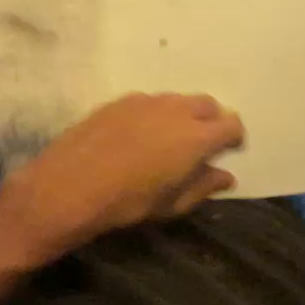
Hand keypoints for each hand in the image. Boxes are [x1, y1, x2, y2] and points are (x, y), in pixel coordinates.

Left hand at [0, 93, 245, 266]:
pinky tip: (138, 135)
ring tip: (168, 139)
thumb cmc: (128, 202)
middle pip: (206, 104)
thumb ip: (202, 186)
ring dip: (182, 115)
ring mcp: (145, 101)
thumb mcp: (171, 204)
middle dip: (210, 120)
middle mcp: (175, 110)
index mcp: (196, 136)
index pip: (231, 124)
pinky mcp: (119, 101)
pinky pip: (148, 102)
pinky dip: (154, 114)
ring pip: (176, 100)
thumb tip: (225, 175)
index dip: (233, 137)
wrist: (70, 185)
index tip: (228, 150)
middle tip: (200, 144)